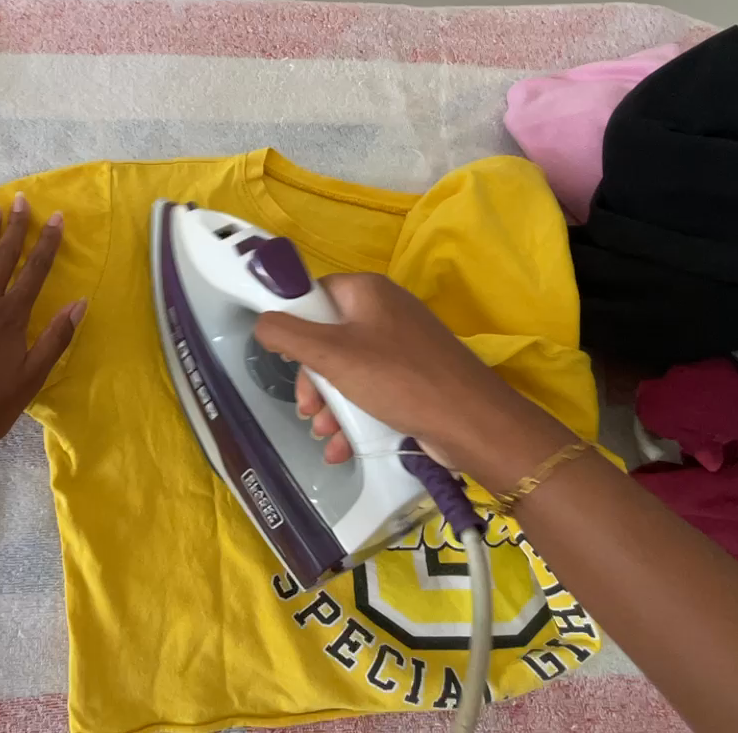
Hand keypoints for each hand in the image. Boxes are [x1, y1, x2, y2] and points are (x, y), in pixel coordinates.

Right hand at [252, 273, 572, 489]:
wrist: (475, 427)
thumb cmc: (399, 380)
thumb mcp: (332, 354)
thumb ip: (286, 334)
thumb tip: (262, 323)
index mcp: (366, 291)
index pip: (312, 294)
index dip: (293, 324)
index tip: (284, 356)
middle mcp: (383, 310)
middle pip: (325, 337)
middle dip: (311, 379)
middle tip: (306, 407)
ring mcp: (400, 344)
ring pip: (345, 368)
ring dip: (328, 403)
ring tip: (324, 433)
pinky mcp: (412, 376)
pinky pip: (368, 387)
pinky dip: (352, 414)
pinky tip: (342, 445)